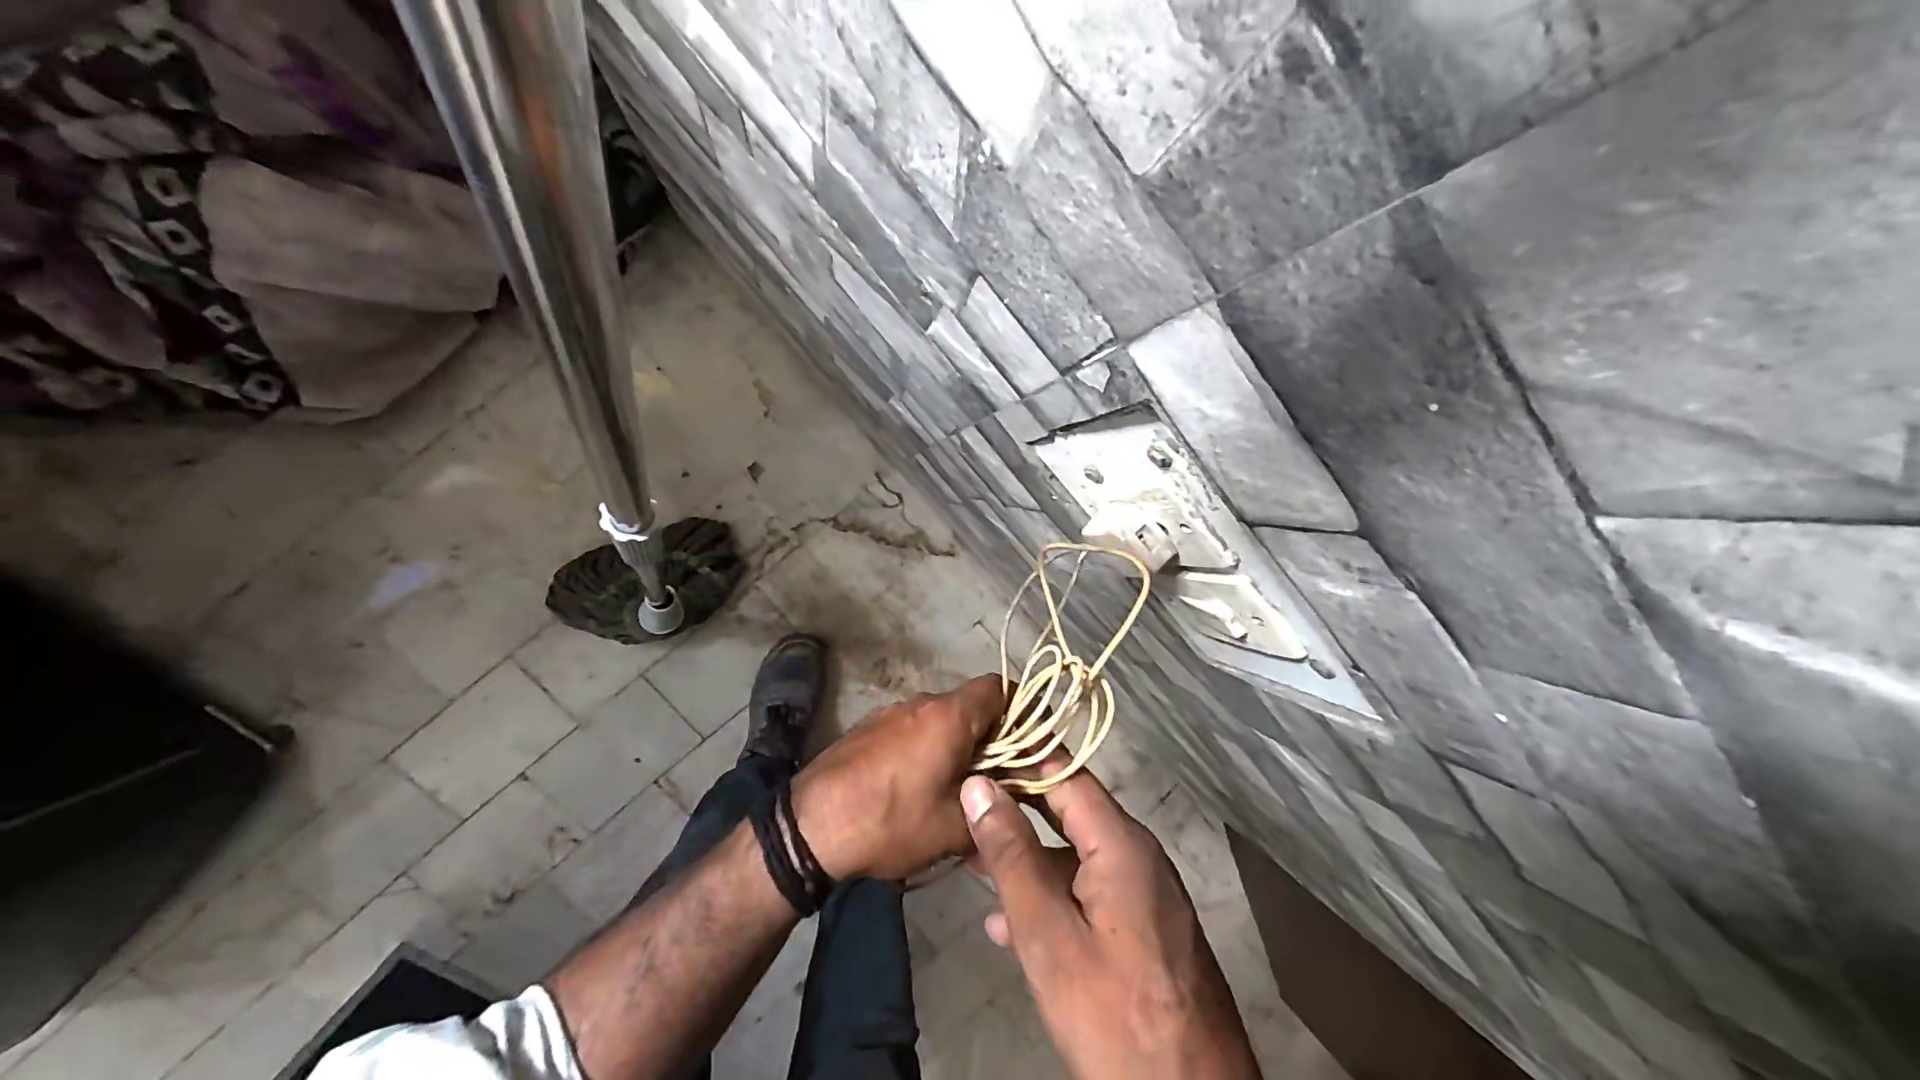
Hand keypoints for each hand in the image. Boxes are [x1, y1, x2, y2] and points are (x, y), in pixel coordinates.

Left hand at [790, 674, 1003, 880]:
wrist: (807, 827)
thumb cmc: (890, 821)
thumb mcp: (953, 828)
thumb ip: (994, 809)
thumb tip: (1016, 803)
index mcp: (949, 715)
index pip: (1001, 688)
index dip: (1023, 713)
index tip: (1031, 749)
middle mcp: (921, 703)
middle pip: (972, 706)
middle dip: (992, 740)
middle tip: (1000, 781)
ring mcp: (890, 714)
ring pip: (941, 722)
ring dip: (958, 749)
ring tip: (959, 793)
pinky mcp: (868, 730)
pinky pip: (913, 733)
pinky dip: (928, 752)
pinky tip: (921, 792)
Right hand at [962, 771, 1260, 1079]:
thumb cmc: (1111, 1010)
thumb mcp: (1047, 933)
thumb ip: (1011, 855)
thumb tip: (980, 785)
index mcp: (1121, 842)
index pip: (1063, 772)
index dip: (1017, 761)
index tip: (971, 760)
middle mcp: (1139, 854)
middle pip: (1069, 811)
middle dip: (1014, 812)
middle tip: (961, 814)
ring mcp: (1145, 892)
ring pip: (1076, 855)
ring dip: (1026, 860)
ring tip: (973, 867)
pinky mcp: (1145, 928)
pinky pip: (1090, 891)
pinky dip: (1051, 895)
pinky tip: (1010, 925)